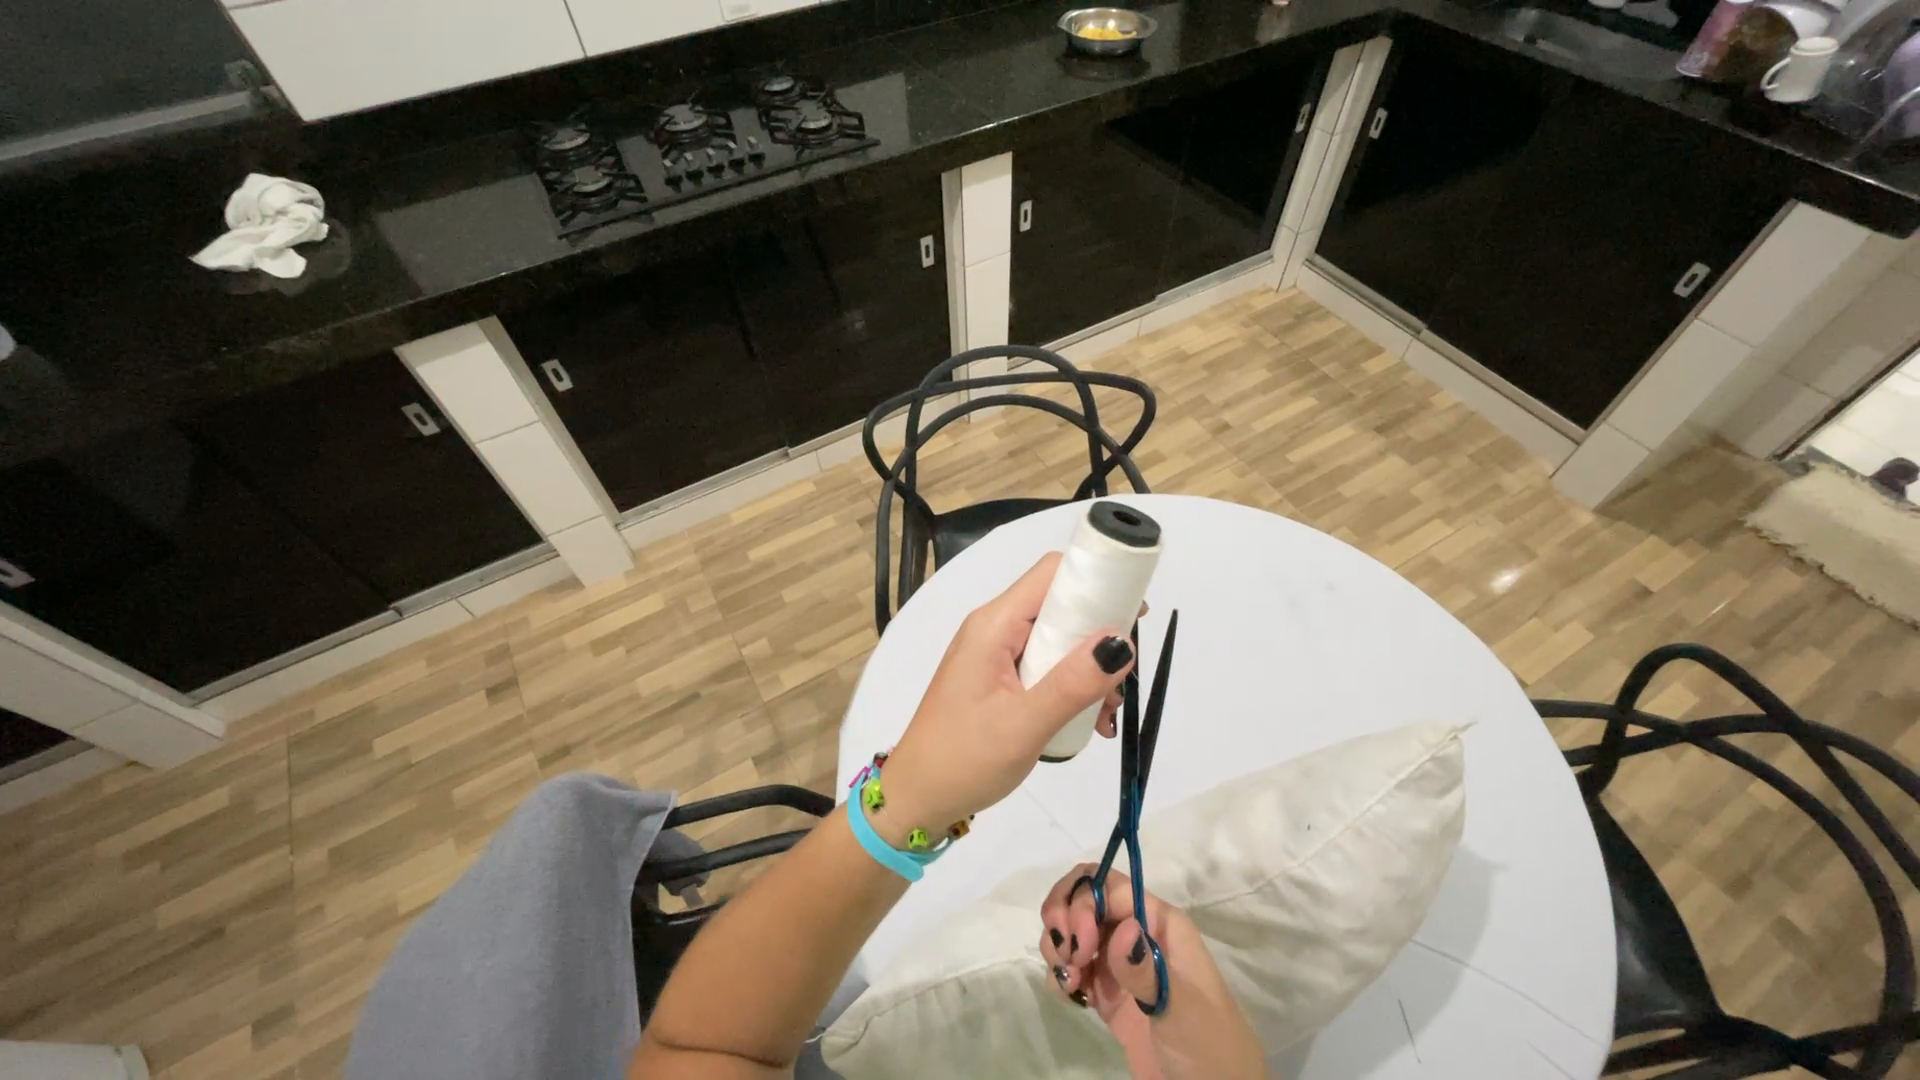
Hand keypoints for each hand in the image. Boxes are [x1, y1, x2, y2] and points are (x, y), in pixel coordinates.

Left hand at [873, 553, 1134, 846]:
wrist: (917, 799)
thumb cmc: (963, 759)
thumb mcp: (1024, 724)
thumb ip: (1074, 683)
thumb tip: (1121, 641)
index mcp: (994, 625)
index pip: (1052, 573)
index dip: (1096, 581)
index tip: (1133, 614)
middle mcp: (995, 629)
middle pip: (1060, 606)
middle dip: (1099, 636)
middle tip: (1124, 679)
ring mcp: (996, 656)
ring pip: (1058, 641)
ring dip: (1090, 670)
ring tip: (1108, 714)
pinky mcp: (999, 680)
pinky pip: (1046, 668)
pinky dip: (1072, 688)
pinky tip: (1091, 723)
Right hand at [1039, 866, 1266, 1079]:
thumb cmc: (1209, 1048)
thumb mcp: (1182, 1010)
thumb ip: (1148, 972)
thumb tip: (1124, 929)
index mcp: (1161, 924)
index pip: (1111, 887)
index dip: (1085, 904)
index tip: (1079, 945)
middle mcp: (1137, 933)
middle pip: (1085, 897)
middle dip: (1063, 916)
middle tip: (1064, 956)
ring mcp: (1119, 964)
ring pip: (1074, 930)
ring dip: (1059, 946)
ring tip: (1069, 982)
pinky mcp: (1107, 993)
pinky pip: (1072, 967)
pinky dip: (1060, 974)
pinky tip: (1069, 995)